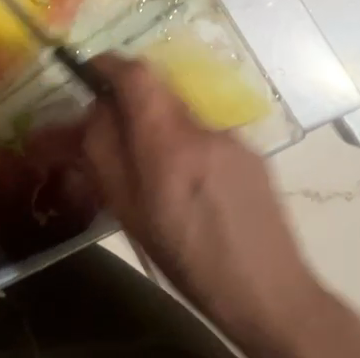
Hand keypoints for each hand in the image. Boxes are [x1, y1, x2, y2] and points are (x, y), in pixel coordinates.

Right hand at [79, 55, 359, 357]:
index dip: (108, 64)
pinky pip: (206, 135)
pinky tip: (192, 188)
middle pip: (157, 91)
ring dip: (160, 128)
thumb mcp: (124, 206)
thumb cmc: (184, 253)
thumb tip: (96, 108)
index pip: (135, 73)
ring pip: (181, 115)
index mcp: (166, 140)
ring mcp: (233, 138)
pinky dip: (188, 147)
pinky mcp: (254, 155)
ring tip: (156, 172)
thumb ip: (102, 147)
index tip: (90, 73)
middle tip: (115, 132)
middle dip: (130, 101)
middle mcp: (202, 127)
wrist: (269, 295)